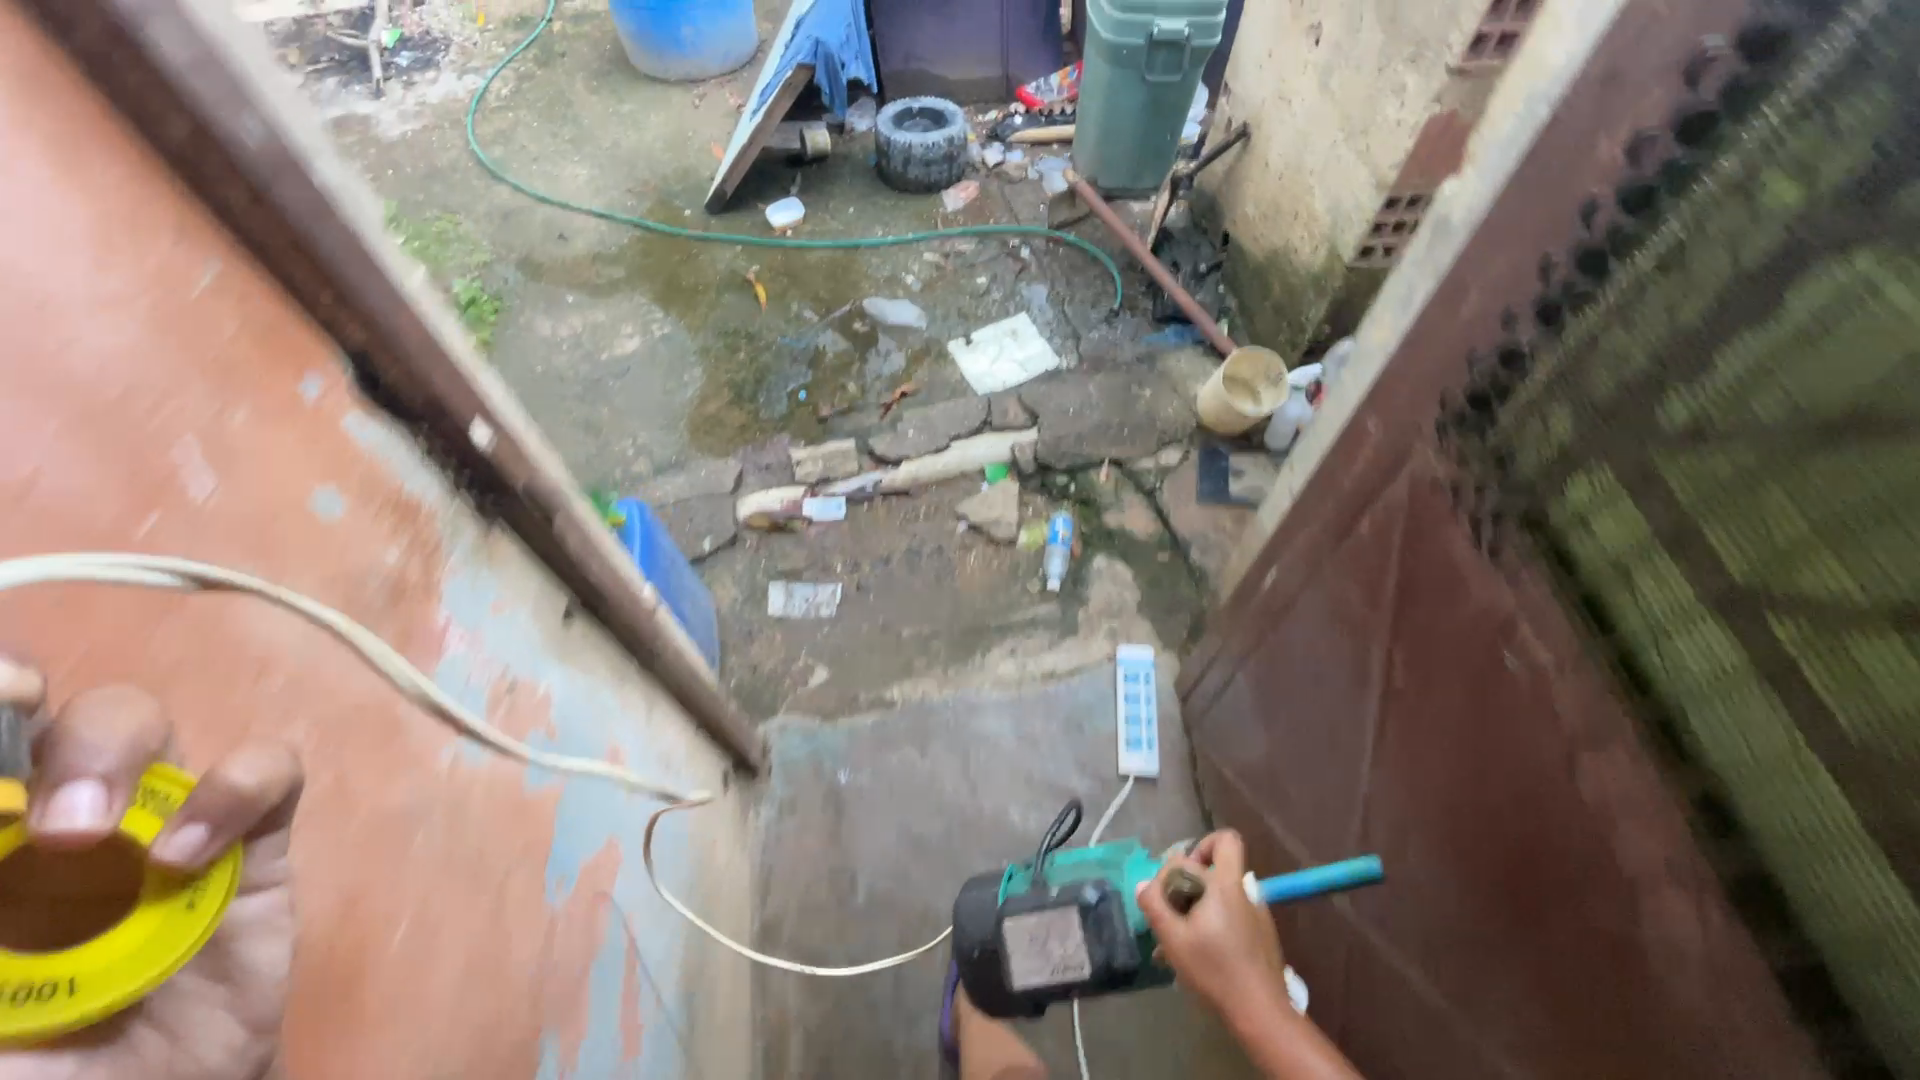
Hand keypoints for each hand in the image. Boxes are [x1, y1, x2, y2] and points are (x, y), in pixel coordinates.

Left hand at [0, 658, 300, 1079]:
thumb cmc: (37, 1066)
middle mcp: (61, 816)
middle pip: (54, 718)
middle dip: (41, 727)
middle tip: (39, 790)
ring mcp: (161, 818)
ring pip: (147, 722)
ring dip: (118, 754)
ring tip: (104, 837)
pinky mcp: (253, 836)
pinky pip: (269, 770)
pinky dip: (238, 791)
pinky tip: (200, 857)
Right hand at [1137, 830, 1288, 1021]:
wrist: (1262, 1012)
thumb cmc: (1215, 971)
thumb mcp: (1174, 939)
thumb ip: (1155, 905)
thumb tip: (1144, 884)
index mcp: (1226, 884)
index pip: (1214, 845)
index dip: (1188, 855)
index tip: (1174, 884)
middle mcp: (1246, 890)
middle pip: (1221, 858)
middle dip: (1193, 872)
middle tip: (1175, 901)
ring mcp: (1258, 912)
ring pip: (1223, 891)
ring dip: (1199, 904)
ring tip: (1180, 938)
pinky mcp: (1262, 933)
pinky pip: (1232, 913)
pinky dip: (1213, 922)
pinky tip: (1199, 953)